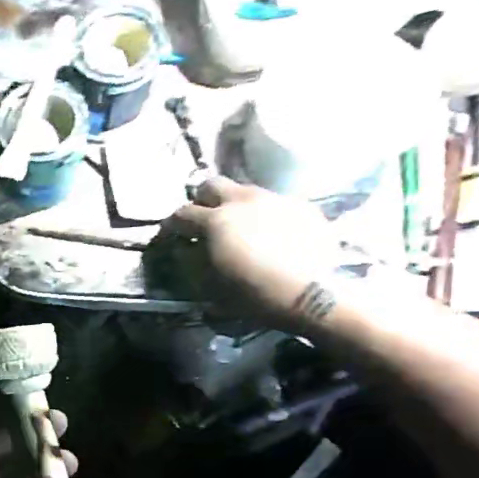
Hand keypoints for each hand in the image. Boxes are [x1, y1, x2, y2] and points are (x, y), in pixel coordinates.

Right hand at [168, 176, 343, 330]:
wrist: (309, 292)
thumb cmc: (251, 293)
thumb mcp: (208, 283)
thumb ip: (190, 260)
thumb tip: (184, 247)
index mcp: (216, 220)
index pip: (182, 213)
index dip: (170, 225)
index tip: (169, 237)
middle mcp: (244, 200)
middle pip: (213, 185)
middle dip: (201, 200)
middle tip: (201, 221)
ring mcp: (275, 199)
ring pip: (245, 191)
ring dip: (234, 206)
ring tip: (237, 228)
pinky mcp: (301, 206)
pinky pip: (273, 204)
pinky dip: (262, 215)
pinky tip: (268, 236)